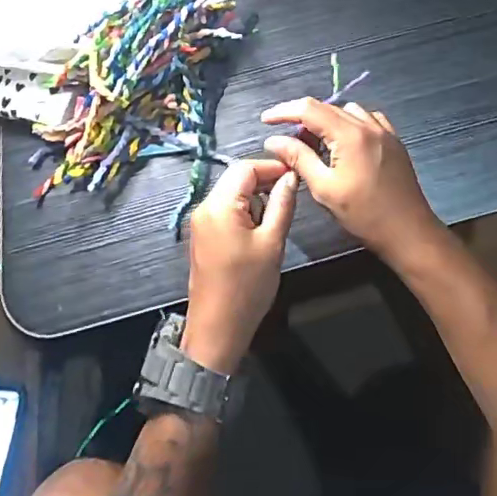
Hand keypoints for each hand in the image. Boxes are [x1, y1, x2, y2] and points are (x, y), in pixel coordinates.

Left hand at [183, 158, 297, 373]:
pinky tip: (260, 227)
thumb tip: (290, 177)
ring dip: (254, 196)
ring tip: (277, 215)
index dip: (271, 166)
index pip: (245, 167)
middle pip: (236, 177)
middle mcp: (205, 206)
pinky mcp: (203, 234)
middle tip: (290, 192)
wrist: (217, 328)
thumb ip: (281, 204)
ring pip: (231, 193)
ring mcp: (201, 221)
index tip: (295, 173)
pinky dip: (244, 210)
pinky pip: (225, 209)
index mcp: (219, 204)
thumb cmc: (247, 287)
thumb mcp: (272, 243)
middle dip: (263, 180)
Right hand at [262, 100, 443, 262]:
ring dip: (326, 120)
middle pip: (327, 107)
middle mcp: (368, 125)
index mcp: (350, 134)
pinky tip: (344, 143)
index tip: (266, 120)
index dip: (284, 112)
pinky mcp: (394, 141)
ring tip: (316, 144)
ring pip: (347, 111)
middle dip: (303, 119)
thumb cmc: (364, 215)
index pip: (309, 109)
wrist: (409, 233)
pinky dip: (349, 124)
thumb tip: (273, 140)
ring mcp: (384, 131)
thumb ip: (298, 158)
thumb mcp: (324, 188)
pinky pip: (367, 119)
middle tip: (288, 140)